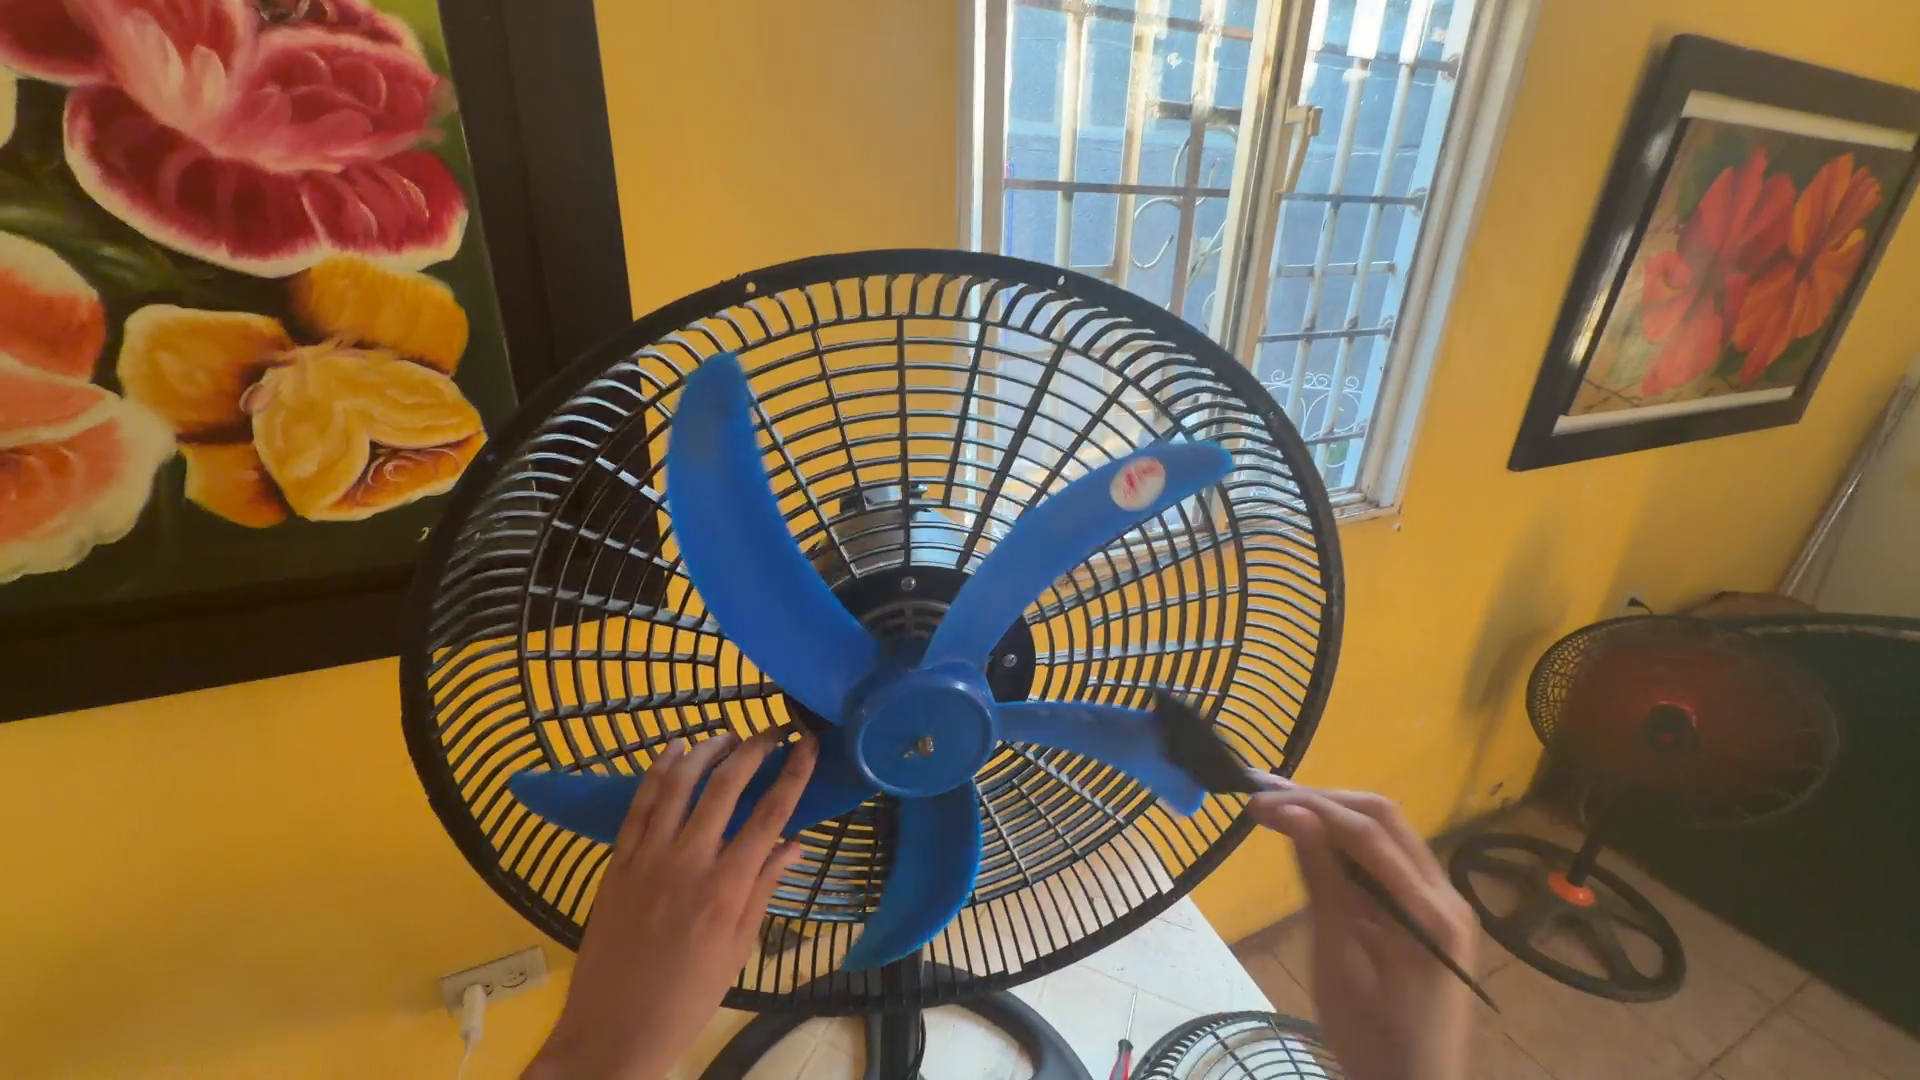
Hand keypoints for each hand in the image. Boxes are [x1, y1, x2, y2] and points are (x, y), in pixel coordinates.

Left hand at [524, 732, 817, 1079]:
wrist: (613, 1032)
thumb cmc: (689, 996)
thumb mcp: (740, 947)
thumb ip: (765, 887)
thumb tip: (796, 843)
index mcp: (727, 886)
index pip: (771, 813)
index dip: (794, 772)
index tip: (809, 742)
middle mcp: (689, 861)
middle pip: (726, 785)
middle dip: (754, 748)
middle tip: (773, 730)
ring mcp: (648, 858)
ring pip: (679, 784)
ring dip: (706, 751)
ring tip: (727, 735)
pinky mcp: (617, 862)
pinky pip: (639, 805)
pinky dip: (657, 771)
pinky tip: (672, 751)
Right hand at [1249, 780, 1475, 1079]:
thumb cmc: (1371, 1039)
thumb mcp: (1337, 960)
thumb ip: (1321, 880)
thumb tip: (1292, 813)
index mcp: (1430, 912)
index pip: (1367, 832)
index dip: (1309, 806)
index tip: (1256, 801)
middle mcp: (1446, 895)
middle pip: (1382, 818)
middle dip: (1321, 800)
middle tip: (1264, 799)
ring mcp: (1441, 903)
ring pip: (1384, 831)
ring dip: (1331, 815)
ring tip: (1278, 809)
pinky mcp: (1428, 912)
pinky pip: (1385, 858)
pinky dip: (1344, 842)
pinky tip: (1309, 840)